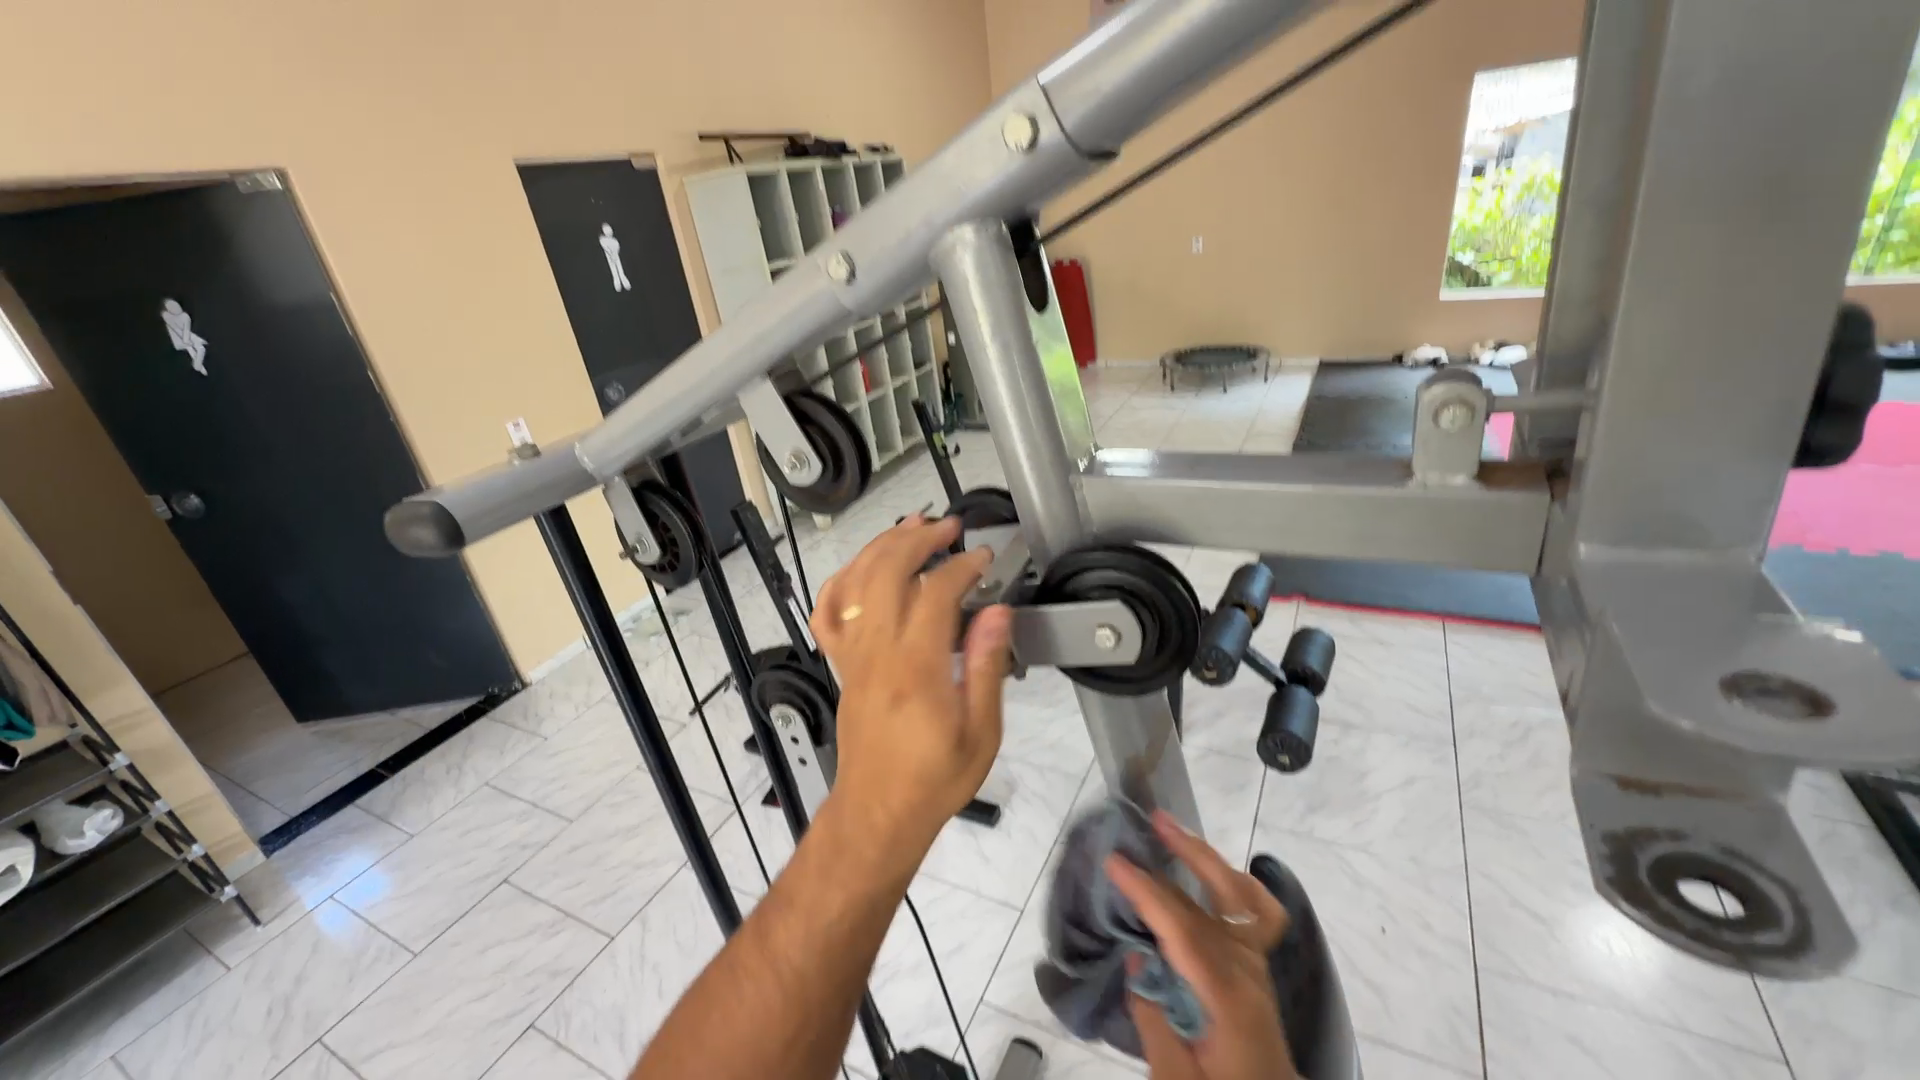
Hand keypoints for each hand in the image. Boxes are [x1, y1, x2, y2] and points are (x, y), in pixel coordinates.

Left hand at [810, 515, 1012, 843]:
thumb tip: (997, 613)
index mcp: (915, 670)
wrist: (879, 812)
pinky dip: (841, 582)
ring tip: (911, 528)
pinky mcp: (842, 667)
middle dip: (918, 539)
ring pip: (854, 583)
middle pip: (886, 572)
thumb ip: (986, 666)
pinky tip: (862, 568)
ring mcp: (853, 658)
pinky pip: (827, 614)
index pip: (935, 594)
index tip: (984, 558)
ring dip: (881, 546)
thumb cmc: (934, 779)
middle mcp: (877, 655)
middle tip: (949, 528)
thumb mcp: (980, 732)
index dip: (962, 566)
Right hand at [1108, 810, 1296, 1079]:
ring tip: (1174, 831)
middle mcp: (1248, 970)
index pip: (1183, 929)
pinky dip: (1238, 884)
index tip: (1114, 863)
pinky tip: (1217, 873)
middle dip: (1187, 852)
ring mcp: (1257, 966)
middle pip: (1219, 898)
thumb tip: (1135, 956)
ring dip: (1206, 858)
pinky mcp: (1256, 969)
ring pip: (1239, 897)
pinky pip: (1257, 914)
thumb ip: (1154, 1020)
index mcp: (1227, 997)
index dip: (1147, 891)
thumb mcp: (1176, 1079)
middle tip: (1154, 820)